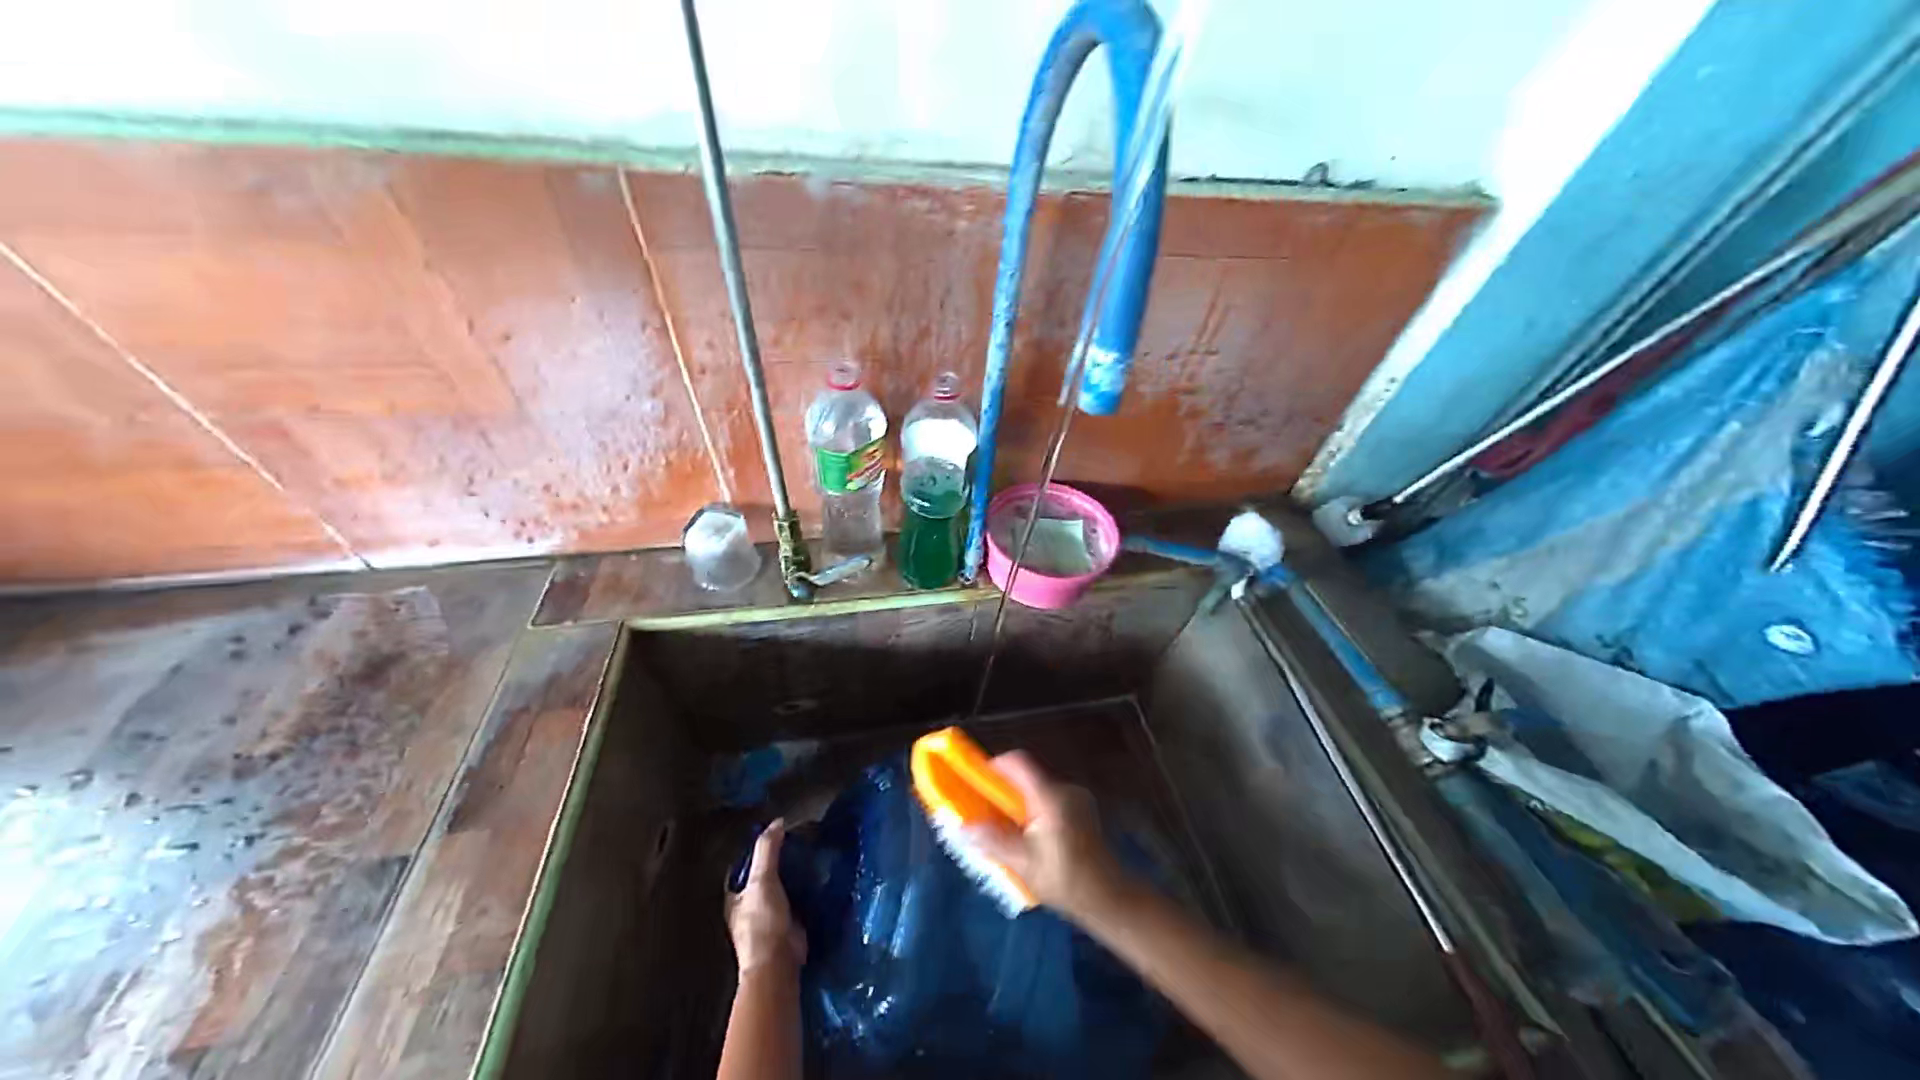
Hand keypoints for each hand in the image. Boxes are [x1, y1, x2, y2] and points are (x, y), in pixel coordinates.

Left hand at [727, 819, 805, 975]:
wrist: (778, 963)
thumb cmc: (762, 922)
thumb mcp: (762, 879)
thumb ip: (767, 850)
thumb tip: (777, 822)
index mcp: (735, 897)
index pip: (744, 866)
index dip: (757, 851)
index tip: (776, 834)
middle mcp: (750, 907)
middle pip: (764, 876)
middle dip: (780, 862)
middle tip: (799, 841)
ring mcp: (770, 917)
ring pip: (783, 888)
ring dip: (795, 875)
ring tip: (813, 853)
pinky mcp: (790, 925)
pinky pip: (798, 900)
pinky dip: (807, 890)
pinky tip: (820, 877)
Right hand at [966, 751, 1131, 922]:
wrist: (1109, 898)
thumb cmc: (1065, 881)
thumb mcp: (1023, 864)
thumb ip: (993, 841)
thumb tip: (964, 828)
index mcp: (1050, 797)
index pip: (1019, 762)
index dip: (995, 766)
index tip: (977, 781)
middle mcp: (1066, 790)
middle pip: (1027, 776)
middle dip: (1003, 791)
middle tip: (987, 812)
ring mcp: (1077, 798)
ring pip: (1038, 788)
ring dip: (1019, 803)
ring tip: (1008, 830)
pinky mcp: (1083, 809)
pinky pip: (1050, 798)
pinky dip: (1034, 809)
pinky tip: (1030, 837)